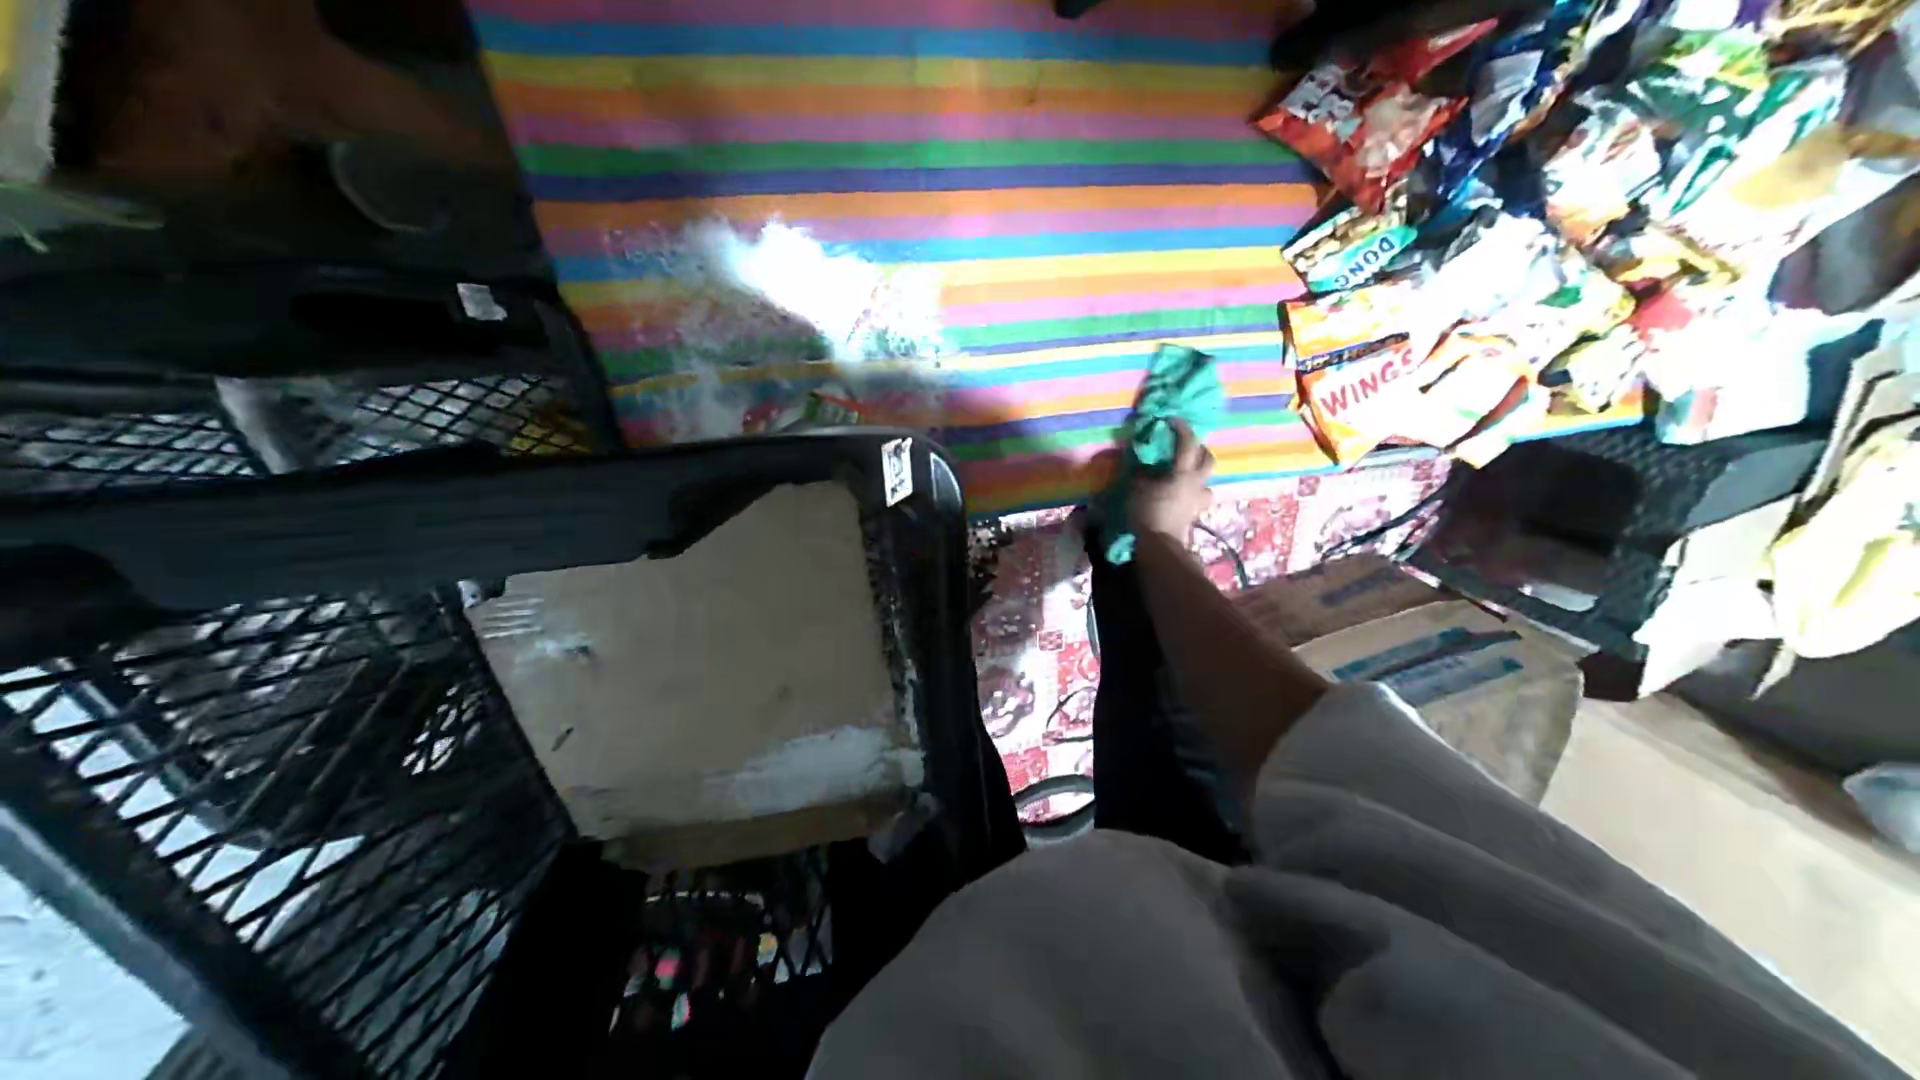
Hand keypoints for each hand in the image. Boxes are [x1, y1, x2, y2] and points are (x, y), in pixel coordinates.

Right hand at [1129, 419, 1213, 541]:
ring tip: (1186, 476)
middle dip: (1200, 450)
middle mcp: (1196, 483)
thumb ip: (1142, 473)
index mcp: (1183, 472)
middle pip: (1208, 460)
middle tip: (1187, 448)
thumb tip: (1143, 465)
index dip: (1181, 428)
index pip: (1187, 443)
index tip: (1172, 420)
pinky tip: (1181, 497)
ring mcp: (1198, 501)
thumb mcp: (1137, 488)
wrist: (1160, 544)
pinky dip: (1192, 495)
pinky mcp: (1194, 515)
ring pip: (1207, 482)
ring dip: (1199, 475)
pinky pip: (1198, 499)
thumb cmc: (1148, 512)